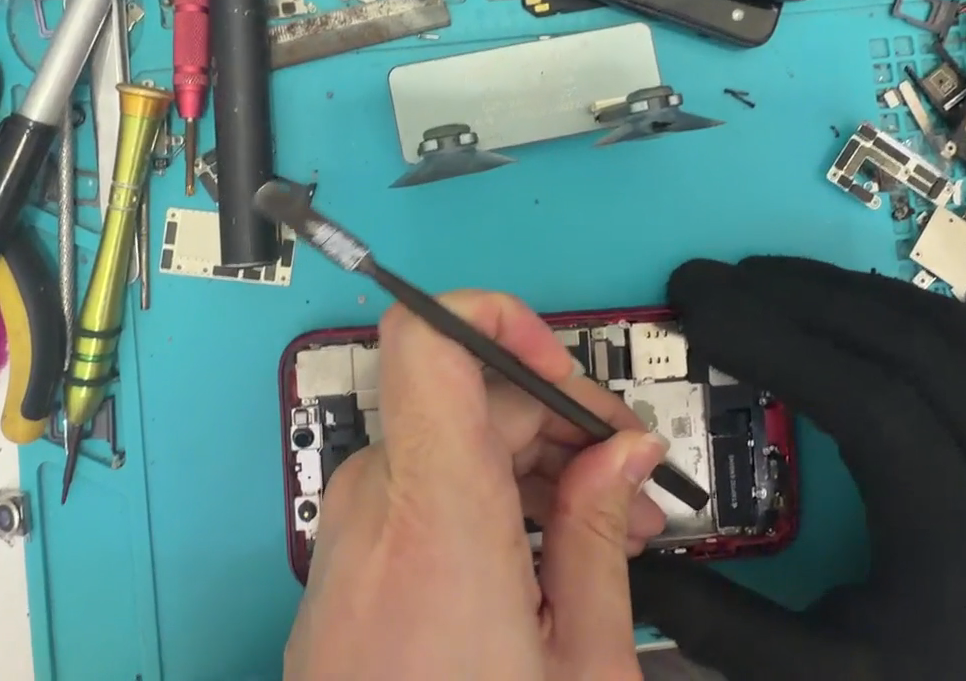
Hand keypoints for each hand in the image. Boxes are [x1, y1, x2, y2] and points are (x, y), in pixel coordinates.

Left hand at [285, 291, 670, 680]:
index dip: (494, 318)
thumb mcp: (584, 665)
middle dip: (548, 410)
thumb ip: (598, 531)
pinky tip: (538, 549)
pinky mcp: (339, 572)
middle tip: (626, 468)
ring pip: (441, 441)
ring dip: (522, 457)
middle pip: (457, 393)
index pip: (426, 337)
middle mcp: (371, 505)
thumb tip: (626, 446)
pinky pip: (415, 492)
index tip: (564, 368)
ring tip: (600, 522)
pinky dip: (479, 494)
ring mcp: (344, 539)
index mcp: (432, 514)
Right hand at [634, 258, 965, 680]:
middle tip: (713, 279)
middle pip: (912, 349)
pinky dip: (889, 313)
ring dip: (846, 291)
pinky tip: (833, 312)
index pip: (871, 406)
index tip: (699, 311)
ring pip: (948, 334)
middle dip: (800, 297)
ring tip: (763, 279)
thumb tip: (628, 551)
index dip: (777, 345)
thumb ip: (719, 622)